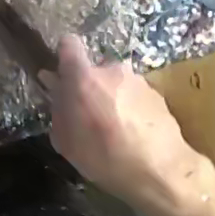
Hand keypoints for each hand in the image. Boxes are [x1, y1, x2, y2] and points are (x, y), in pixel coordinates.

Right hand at [44, 35, 214, 215]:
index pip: (68, 44)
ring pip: (116, 83)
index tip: (62, 77)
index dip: (63, 57)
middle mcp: (113, 70)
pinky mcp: (157, 94)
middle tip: (88, 117)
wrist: (160, 171)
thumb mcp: (66, 141)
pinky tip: (133, 134)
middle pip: (94, 70)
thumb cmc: (104, 158)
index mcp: (84, 78)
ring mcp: (138, 80)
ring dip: (111, 99)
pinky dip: (130, 109)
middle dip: (89, 87)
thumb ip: (57, 107)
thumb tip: (54, 83)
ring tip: (114, 131)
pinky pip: (134, 96)